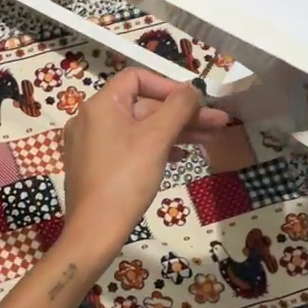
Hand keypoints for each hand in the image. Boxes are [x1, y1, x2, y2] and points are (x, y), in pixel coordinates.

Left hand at [61, 68, 230, 248]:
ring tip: (208, 140)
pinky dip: (153, 148)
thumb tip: (193, 90)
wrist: (95, 229)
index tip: (196, 102)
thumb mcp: (157, 138)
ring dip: (173, 132)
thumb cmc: (126, 179)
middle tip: (217, 124)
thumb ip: (179, 107)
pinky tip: (179, 157)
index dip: (170, 86)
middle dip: (181, 114)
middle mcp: (89, 120)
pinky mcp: (93, 166)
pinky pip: (127, 147)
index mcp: (99, 105)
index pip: (137, 78)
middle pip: (142, 106)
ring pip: (138, 129)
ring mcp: (89, 144)